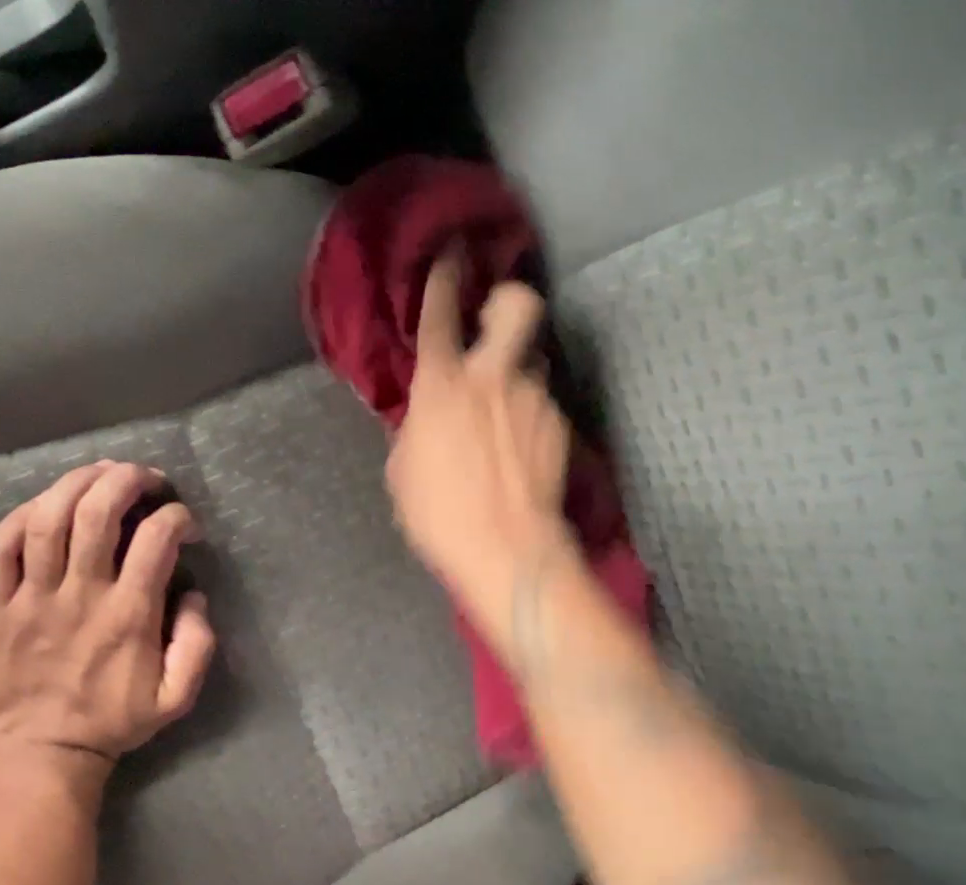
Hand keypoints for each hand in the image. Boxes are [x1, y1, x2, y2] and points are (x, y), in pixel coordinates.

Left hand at [0, 461, 215, 789]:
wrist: (44, 755)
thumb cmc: (114, 723)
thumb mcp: (177, 698)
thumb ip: (197, 644)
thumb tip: (193, 593)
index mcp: (128, 616)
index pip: (156, 539)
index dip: (177, 517)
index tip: (184, 523)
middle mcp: (80, 595)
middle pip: (97, 513)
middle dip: (126, 480)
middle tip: (145, 476)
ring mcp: (32, 598)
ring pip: (47, 519)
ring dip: (75, 483)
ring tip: (99, 472)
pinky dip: (19, 516)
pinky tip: (43, 505)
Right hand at [387, 250, 574, 595]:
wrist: (508, 549)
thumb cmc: (439, 514)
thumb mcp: (404, 467)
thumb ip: (416, 425)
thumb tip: (426, 413)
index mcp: (442, 384)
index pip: (440, 313)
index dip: (444, 276)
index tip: (452, 253)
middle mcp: (493, 377)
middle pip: (518, 305)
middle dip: (509, 298)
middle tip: (498, 316)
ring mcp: (535, 398)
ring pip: (534, 360)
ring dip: (519, 371)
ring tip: (507, 406)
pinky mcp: (561, 425)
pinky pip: (544, 405)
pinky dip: (531, 416)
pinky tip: (522, 449)